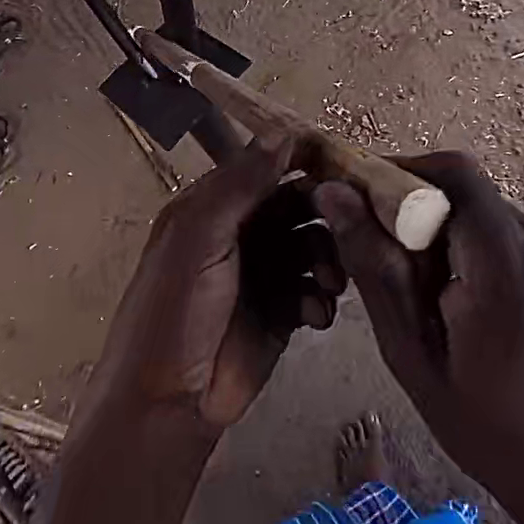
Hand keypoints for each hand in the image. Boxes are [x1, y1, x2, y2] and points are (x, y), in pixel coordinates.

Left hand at [85, 136, 343, 428]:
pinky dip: (321, 299)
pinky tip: (314, 314)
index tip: (346, 166)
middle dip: (326, 217)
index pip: (265, 169)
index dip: (303, 164)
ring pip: (313, 248)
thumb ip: (240, 183)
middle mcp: (241, 231)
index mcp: (214, 204)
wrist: (169, 393)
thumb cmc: (177, 302)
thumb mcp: (201, 233)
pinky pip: (314, 292)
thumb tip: (282, 131)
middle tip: (355, 228)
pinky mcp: (281, 311)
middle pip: (297, 207)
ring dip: (329, 261)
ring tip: (330, 283)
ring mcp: (262, 271)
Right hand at [315, 154, 523, 523]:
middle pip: (467, 192)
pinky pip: (517, 234)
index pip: (452, 172)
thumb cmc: (490, 426)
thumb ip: (373, 265)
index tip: (365, 201)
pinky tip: (473, 299)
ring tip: (432, 289)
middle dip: (418, 211)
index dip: (400, 170)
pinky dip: (482, 247)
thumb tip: (332, 194)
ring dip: (449, 231)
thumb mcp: (412, 350)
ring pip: (489, 211)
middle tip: (391, 260)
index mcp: (507, 263)